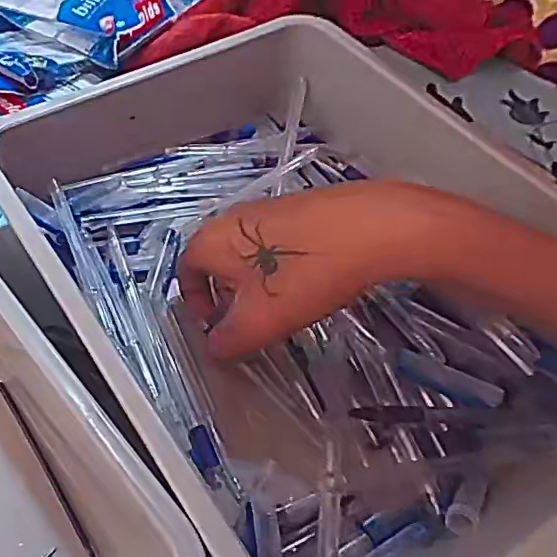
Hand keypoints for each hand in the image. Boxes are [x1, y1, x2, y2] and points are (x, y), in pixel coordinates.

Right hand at [178, 179, 477, 357]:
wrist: (372, 227)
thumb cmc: (304, 274)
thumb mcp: (259, 322)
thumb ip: (227, 341)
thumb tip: (215, 349)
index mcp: (209, 241)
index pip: (184, 275)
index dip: (196, 306)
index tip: (217, 327)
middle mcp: (229, 218)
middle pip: (215, 265)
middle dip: (229, 298)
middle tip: (252, 321)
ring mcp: (264, 209)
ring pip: (247, 255)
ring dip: (257, 284)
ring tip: (285, 305)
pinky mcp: (296, 208)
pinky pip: (275, 244)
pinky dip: (282, 267)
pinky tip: (309, 282)